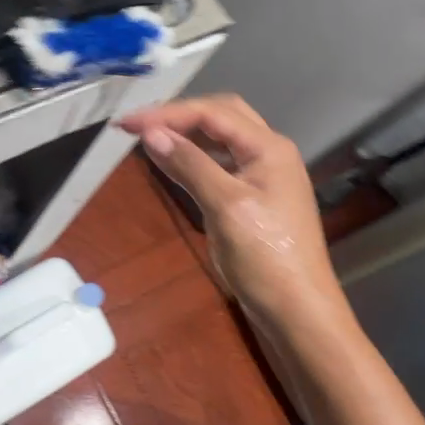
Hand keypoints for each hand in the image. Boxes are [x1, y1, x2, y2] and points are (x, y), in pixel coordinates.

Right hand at [119, 96, 346, 322]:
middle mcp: (269, 153)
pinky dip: (195, 157)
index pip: (212, 113)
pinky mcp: (255, 198)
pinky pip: (221, 163)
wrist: (297, 312)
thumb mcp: (225, 207)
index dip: (167, 113)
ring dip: (186, 133)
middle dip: (179, 114)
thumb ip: (189, 165)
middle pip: (220, 116)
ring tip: (149, 138)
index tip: (127, 123)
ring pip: (221, 139)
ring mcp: (264, 176)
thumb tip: (150, 133)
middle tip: (139, 124)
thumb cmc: (265, 257)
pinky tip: (173, 164)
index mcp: (268, 147)